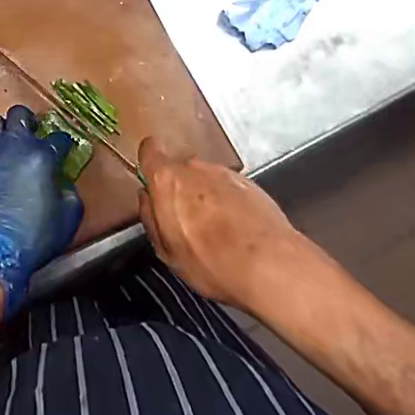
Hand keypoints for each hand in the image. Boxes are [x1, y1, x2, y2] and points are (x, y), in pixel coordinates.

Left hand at [0, 105, 83, 313]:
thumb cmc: (33, 235)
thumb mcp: (68, 216)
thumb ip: (69, 193)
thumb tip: (63, 185)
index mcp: (42, 155)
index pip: (58, 138)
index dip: (64, 143)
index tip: (65, 148)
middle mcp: (15, 145)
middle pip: (20, 115)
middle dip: (30, 121)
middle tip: (35, 133)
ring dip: (5, 129)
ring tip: (11, 142)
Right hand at [137, 136, 311, 311]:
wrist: (268, 264)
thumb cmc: (212, 262)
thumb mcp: (167, 251)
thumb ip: (150, 217)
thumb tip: (146, 198)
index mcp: (167, 180)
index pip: (150, 151)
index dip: (149, 161)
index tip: (151, 176)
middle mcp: (195, 168)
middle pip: (180, 170)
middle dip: (180, 190)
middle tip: (185, 222)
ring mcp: (224, 173)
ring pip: (206, 180)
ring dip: (206, 198)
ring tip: (215, 233)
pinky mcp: (249, 183)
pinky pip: (229, 189)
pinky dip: (229, 203)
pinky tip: (236, 231)